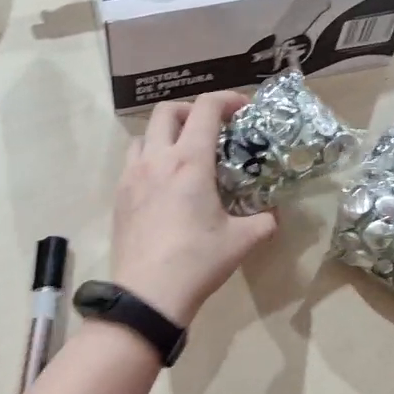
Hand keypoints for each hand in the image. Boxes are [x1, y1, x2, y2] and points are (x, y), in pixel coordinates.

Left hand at [110, 92, 278, 326]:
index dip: (227, 100)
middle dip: (191, 111)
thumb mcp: (241, 241)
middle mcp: (156, 159)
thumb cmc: (198, 261)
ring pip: (144, 135)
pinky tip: (163, 186)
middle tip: (210, 130)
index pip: (206, 109)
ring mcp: (132, 176)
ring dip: (165, 134)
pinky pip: (132, 162)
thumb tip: (273, 217)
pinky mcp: (119, 196)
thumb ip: (263, 222)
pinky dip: (149, 160)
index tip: (242, 110)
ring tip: (183, 156)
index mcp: (189, 162)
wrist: (148, 294)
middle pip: (167, 111)